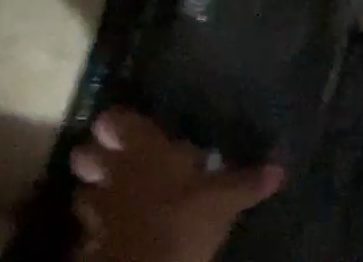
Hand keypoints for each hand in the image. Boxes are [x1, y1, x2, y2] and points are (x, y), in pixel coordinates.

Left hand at [69, 108, 282, 261]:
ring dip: (94, 191)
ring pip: (82, 190)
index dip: (118, 122)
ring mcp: (96, 209)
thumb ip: (249, 181)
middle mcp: (113, 172)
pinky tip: (111, 232)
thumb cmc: (184, 218)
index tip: (131, 127)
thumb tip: (280, 168)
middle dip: (96, 154)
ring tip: (113, 195)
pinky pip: (86, 229)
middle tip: (118, 158)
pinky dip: (96, 228)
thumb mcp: (225, 199)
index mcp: (142, 149)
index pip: (113, 120)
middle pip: (84, 153)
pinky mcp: (90, 243)